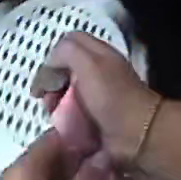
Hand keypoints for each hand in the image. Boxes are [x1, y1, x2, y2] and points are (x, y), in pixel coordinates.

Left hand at [0, 133, 112, 179]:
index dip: (82, 139)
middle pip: (48, 153)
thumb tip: (105, 154)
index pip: (56, 136)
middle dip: (76, 159)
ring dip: (66, 176)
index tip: (106, 149)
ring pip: (42, 172)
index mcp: (23, 170)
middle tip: (103, 172)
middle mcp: (10, 175)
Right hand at [47, 33, 160, 165]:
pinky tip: (62, 127)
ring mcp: (98, 94)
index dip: (53, 57)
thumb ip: (67, 52)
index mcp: (99, 53)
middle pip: (65, 68)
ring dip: (56, 102)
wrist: (136, 136)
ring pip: (67, 91)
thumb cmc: (111, 97)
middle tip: (48, 99)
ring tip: (53, 115)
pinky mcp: (97, 116)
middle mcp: (99, 70)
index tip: (44, 79)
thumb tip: (50, 64)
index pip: (68, 44)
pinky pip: (73, 112)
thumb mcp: (89, 64)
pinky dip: (64, 118)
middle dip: (52, 83)